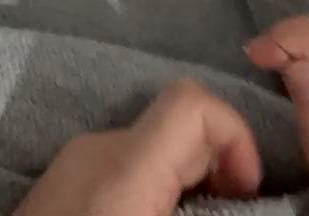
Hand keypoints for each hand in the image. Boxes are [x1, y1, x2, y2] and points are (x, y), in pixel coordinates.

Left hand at [14, 79, 263, 215]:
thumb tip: (247, 205)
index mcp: (120, 171)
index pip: (191, 103)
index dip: (235, 137)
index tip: (247, 196)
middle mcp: (94, 151)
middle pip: (178, 127)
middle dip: (218, 173)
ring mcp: (72, 164)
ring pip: (154, 149)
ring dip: (188, 188)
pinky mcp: (62, 184)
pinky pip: (126, 169)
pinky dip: (155, 193)